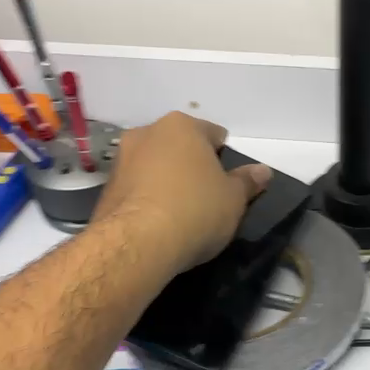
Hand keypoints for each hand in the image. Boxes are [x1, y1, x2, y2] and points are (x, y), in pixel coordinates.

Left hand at [92, 112, 269, 272]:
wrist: (138, 243)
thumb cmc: (195, 211)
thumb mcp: (234, 199)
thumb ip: (248, 182)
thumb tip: (263, 171)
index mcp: (181, 126)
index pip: (213, 134)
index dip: (225, 158)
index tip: (230, 183)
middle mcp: (147, 133)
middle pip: (179, 147)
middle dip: (192, 166)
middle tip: (207, 198)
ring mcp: (122, 159)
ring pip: (154, 166)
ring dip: (167, 181)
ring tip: (180, 214)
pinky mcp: (106, 189)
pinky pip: (136, 188)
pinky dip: (147, 199)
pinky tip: (158, 224)